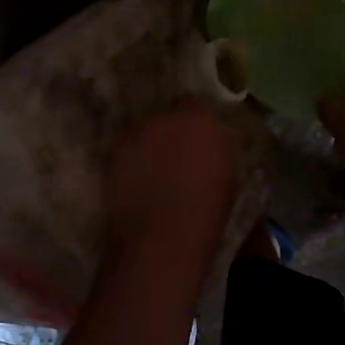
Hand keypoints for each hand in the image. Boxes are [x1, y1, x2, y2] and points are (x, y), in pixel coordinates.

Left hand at [105, 100, 241, 254]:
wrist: (162, 239)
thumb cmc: (206, 213)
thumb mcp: (229, 176)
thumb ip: (220, 148)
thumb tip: (215, 139)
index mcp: (203, 120)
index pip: (199, 106)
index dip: (197, 124)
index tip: (199, 140)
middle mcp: (167, 117)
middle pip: (169, 115)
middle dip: (173, 130)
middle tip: (177, 154)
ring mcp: (137, 132)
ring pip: (146, 130)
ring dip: (151, 143)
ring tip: (154, 169)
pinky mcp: (114, 150)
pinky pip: (127, 147)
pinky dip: (132, 158)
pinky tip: (137, 179)